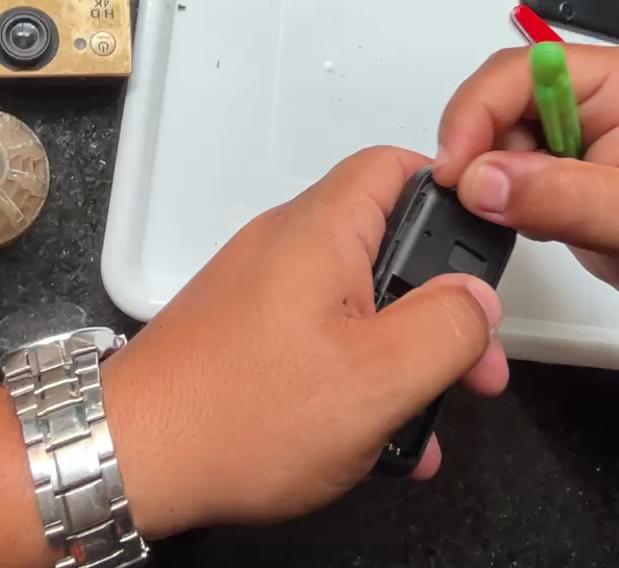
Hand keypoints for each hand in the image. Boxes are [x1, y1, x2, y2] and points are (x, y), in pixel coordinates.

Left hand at [102, 147, 506, 537]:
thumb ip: (444, 328)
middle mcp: (288, 241)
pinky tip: (373, 431)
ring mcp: (264, 281)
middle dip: (437, 300)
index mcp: (320, 231)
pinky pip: (320, 326)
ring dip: (401, 347)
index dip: (445, 192)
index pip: (391, 165)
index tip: (482, 248)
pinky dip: (356, 365)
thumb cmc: (244, 412)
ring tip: (426, 413)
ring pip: (357, 293)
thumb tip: (477, 296)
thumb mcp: (375, 378)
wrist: (136, 453)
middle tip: (472, 362)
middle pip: (383, 239)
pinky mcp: (249, 321)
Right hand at [432, 44, 618, 345]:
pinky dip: (498, 198)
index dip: (477, 112)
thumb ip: (569, 198)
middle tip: (474, 201)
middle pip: (498, 99)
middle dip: (478, 148)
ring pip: (494, 138)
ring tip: (520, 219)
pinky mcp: (562, 173)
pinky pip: (505, 172)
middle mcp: (592, 99)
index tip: (454, 169)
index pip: (521, 72)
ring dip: (488, 177)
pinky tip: (526, 223)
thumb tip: (480, 181)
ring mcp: (576, 137)